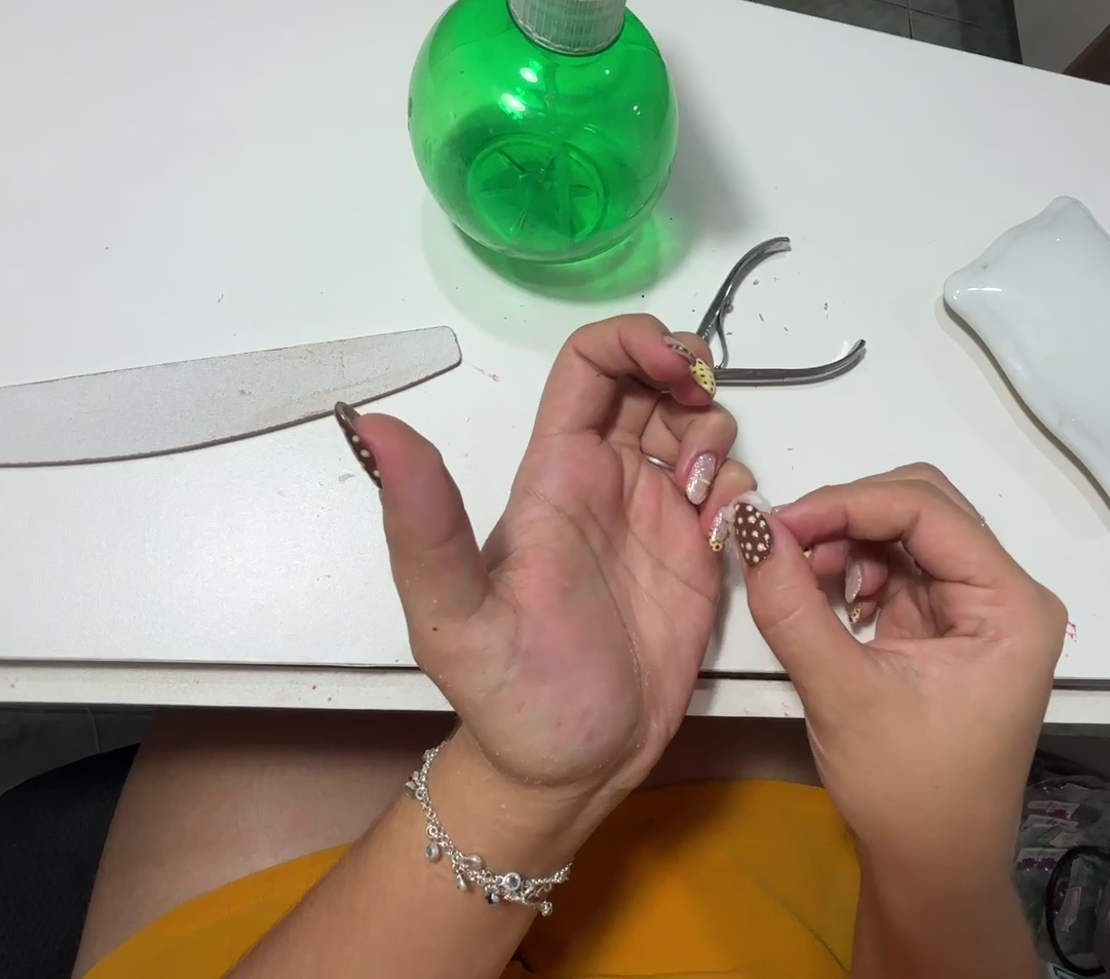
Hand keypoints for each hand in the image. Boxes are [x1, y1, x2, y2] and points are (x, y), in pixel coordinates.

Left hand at [337, 315, 752, 827]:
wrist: (572, 767)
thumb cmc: (512, 696)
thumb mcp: (456, 616)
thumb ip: (424, 524)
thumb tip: (371, 425)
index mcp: (554, 473)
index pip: (590, 366)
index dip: (634, 342)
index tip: (674, 368)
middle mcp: (607, 479)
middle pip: (651, 381)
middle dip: (686, 374)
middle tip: (701, 418)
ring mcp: (655, 513)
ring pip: (697, 427)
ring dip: (716, 436)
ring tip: (703, 501)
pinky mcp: (695, 552)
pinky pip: (729, 489)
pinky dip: (739, 489)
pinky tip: (721, 534)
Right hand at [732, 464, 1064, 858]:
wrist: (928, 865)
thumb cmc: (905, 790)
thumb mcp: (841, 693)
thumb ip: (792, 605)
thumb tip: (748, 522)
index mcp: (1010, 605)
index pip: (928, 512)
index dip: (848, 503)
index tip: (778, 523)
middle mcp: (1002, 592)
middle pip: (922, 506)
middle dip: (848, 515)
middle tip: (788, 543)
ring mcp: (972, 605)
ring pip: (903, 528)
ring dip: (846, 538)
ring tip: (806, 577)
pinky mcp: (941, 620)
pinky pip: (892, 562)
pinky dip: (851, 565)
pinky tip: (830, 596)